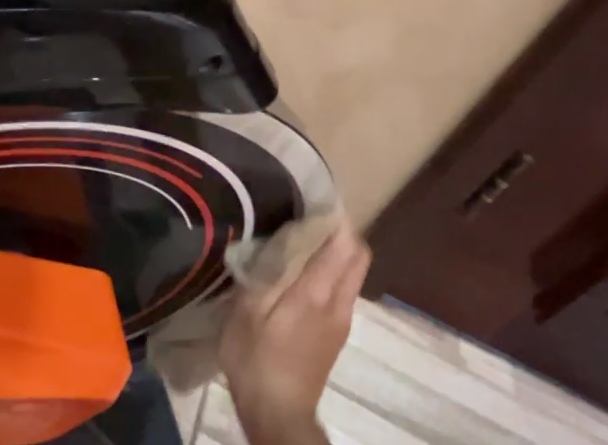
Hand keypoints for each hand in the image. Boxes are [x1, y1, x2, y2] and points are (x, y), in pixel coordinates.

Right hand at [219, 222, 370, 441]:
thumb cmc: (255, 357)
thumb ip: (267, 273)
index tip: (315, 196)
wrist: (278, 412)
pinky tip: (298, 272)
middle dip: (341, 231)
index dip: (336, 218)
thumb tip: (281, 239)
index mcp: (316, 294)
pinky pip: (341, 289)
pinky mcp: (335, 333)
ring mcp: (341, 321)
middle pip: (358, 256)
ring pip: (352, 273)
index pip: (344, 246)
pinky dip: (330, 270)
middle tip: (308, 213)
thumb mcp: (249, 311)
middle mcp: (338, 303)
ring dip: (336, 251)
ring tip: (299, 237)